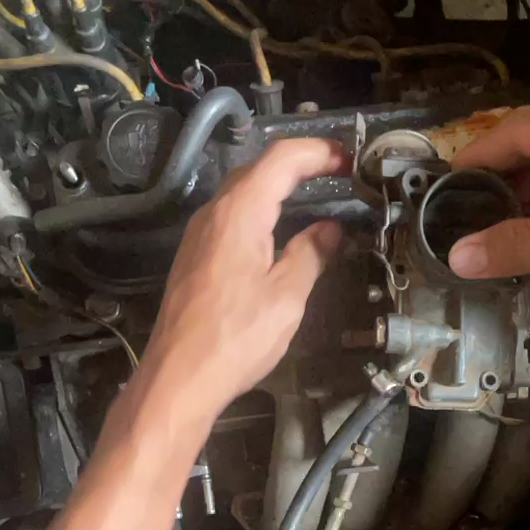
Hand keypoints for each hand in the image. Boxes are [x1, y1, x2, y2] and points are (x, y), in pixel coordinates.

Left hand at [138, 138, 345, 415]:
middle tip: (337, 175)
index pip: (281, 159)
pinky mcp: (194, 259)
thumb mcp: (286, 297)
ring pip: (241, 195)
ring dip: (278, 190)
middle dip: (299, 166)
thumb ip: (310, 255)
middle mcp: (213, 214)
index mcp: (239, 213)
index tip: (348, 159)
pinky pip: (231, 220)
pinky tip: (279, 235)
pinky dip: (261, 214)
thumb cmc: (235, 338)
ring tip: (315, 199)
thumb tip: (328, 231)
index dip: (318, 152)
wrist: (180, 377)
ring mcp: (198, 236)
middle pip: (258, 170)